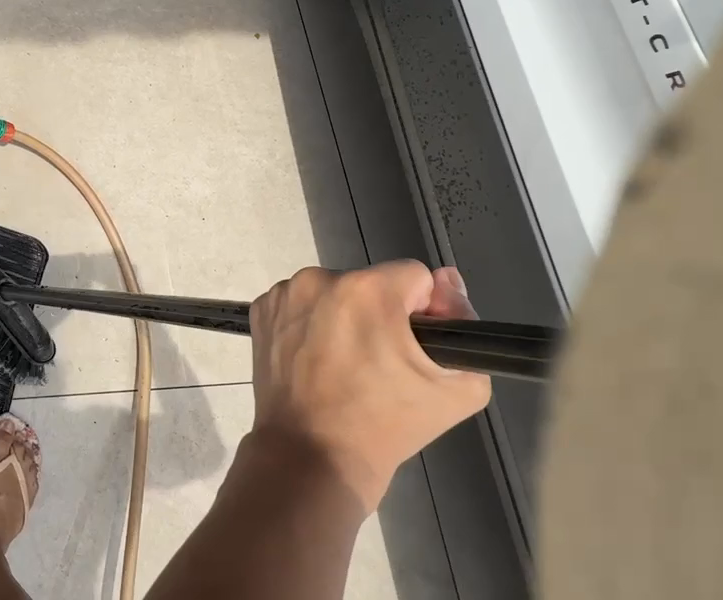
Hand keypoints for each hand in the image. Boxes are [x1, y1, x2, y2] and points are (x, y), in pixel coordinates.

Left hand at [248, 261, 491, 512]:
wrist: (312, 448)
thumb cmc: (388, 421)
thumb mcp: (458, 385)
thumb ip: (462, 323)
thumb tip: (446, 282)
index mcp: (364, 290)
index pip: (414, 274)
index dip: (427, 306)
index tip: (422, 338)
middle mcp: (317, 280)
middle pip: (369, 283)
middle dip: (384, 311)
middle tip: (385, 358)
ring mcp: (282, 294)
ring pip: (332, 292)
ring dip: (346, 315)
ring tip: (350, 362)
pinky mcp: (260, 310)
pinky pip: (301, 305)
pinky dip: (313, 323)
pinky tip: (319, 357)